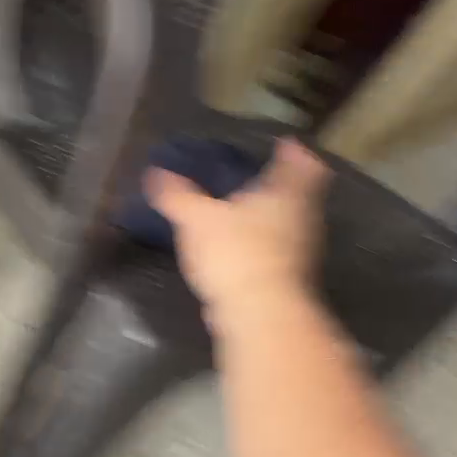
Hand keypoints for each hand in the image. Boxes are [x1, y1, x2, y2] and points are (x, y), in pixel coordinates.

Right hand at [145, 138, 331, 327]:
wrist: (257, 311)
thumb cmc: (234, 254)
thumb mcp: (196, 220)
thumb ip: (177, 196)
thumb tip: (154, 172)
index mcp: (286, 194)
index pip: (300, 162)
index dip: (292, 152)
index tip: (283, 145)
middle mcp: (301, 217)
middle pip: (300, 192)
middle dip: (282, 184)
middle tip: (263, 178)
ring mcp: (298, 249)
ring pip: (289, 222)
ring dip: (272, 217)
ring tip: (248, 214)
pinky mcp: (285, 277)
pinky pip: (276, 250)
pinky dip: (262, 245)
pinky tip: (241, 250)